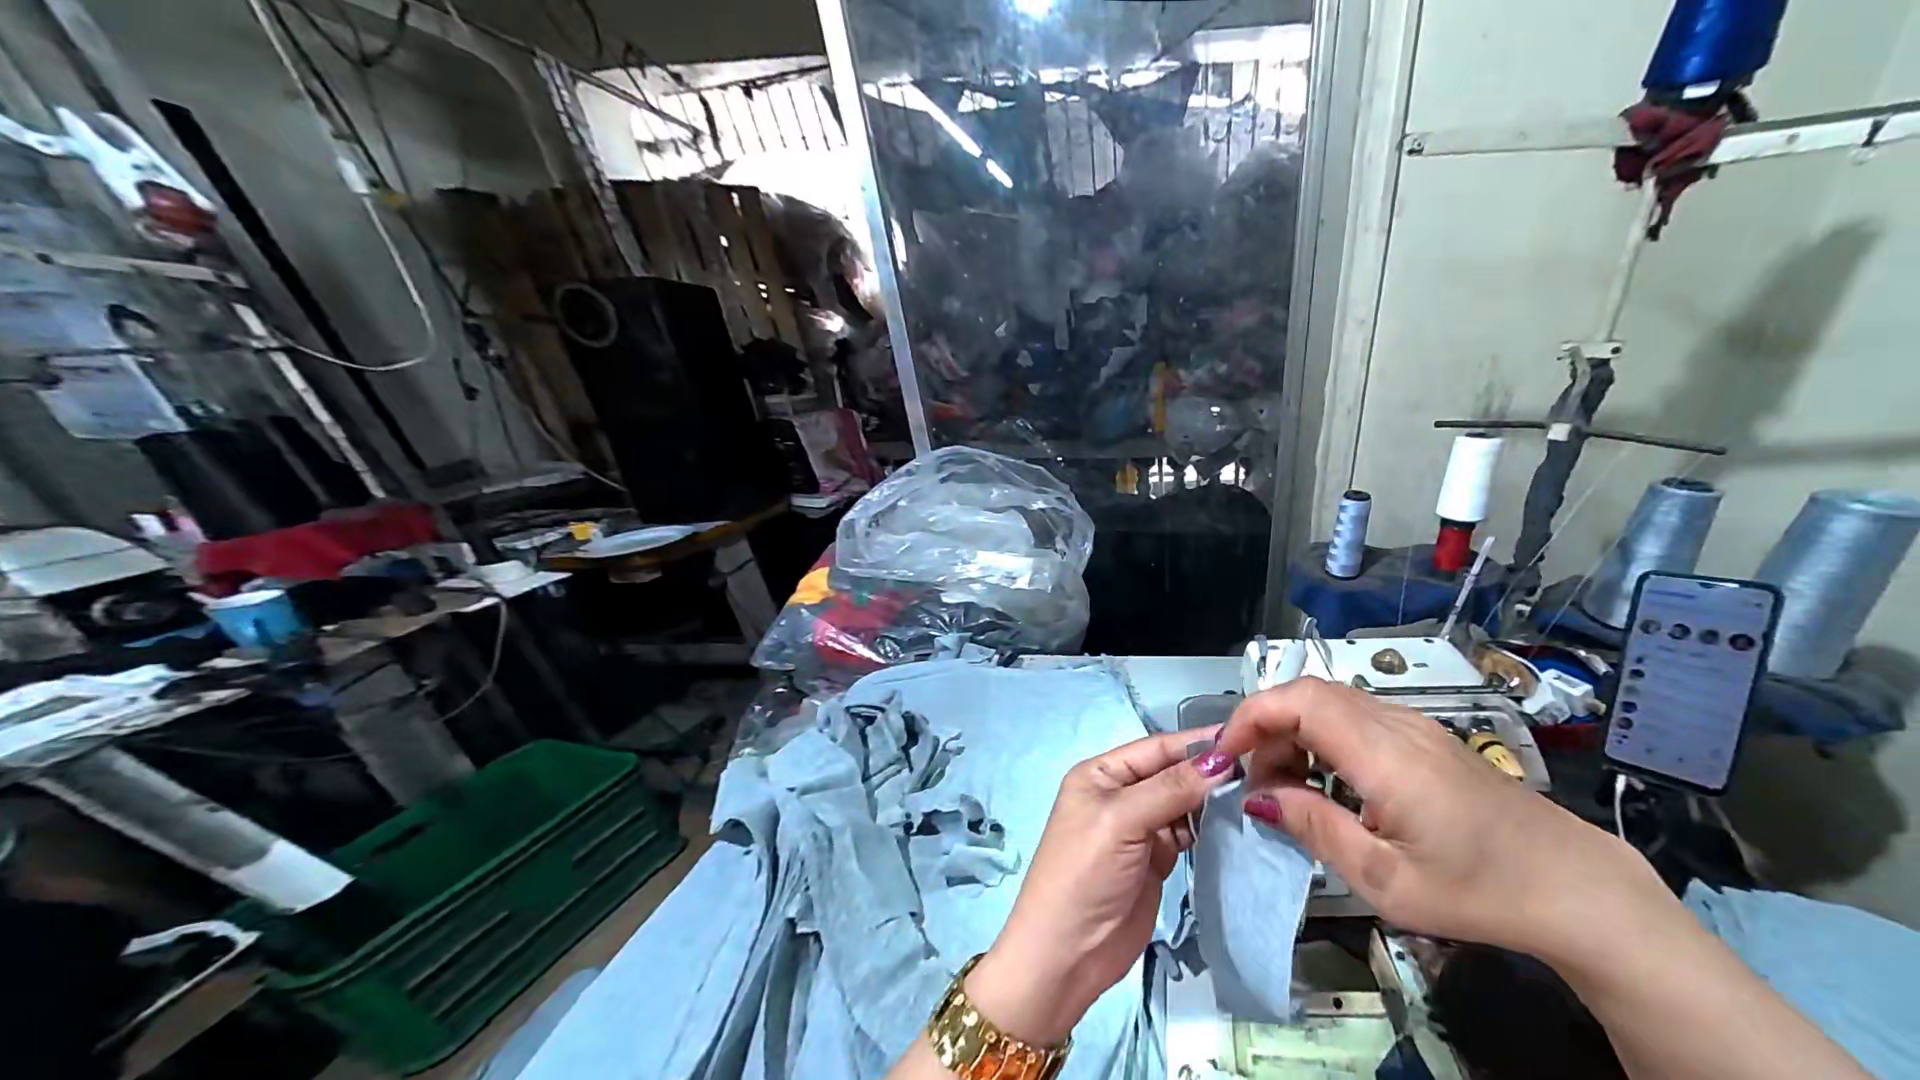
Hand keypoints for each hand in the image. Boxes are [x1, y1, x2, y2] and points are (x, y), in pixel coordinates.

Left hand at [966, 727, 1237, 1045]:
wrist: (1069, 953)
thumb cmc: (1084, 873)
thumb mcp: (1121, 821)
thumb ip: (1170, 789)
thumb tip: (1220, 759)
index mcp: (1100, 774)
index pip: (1155, 748)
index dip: (1196, 743)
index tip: (1246, 736)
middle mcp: (1119, 794)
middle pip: (1172, 773)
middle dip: (1209, 771)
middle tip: (1262, 768)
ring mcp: (1138, 828)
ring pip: (1183, 803)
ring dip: (1212, 800)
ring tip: (1256, 794)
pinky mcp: (1155, 858)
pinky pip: (1187, 833)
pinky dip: (1208, 828)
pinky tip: (1236, 824)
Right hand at [1214, 678, 1664, 959]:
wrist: (1579, 889)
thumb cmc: (1482, 891)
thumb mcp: (1386, 880)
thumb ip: (1315, 828)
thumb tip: (1258, 798)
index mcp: (1385, 755)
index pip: (1297, 701)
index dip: (1249, 717)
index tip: (1227, 757)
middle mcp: (1396, 725)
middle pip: (1305, 695)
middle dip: (1265, 731)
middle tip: (1260, 785)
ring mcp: (1413, 725)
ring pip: (1327, 702)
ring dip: (1292, 736)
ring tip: (1291, 790)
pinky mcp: (1423, 736)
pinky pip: (1353, 717)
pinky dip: (1320, 739)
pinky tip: (1329, 784)